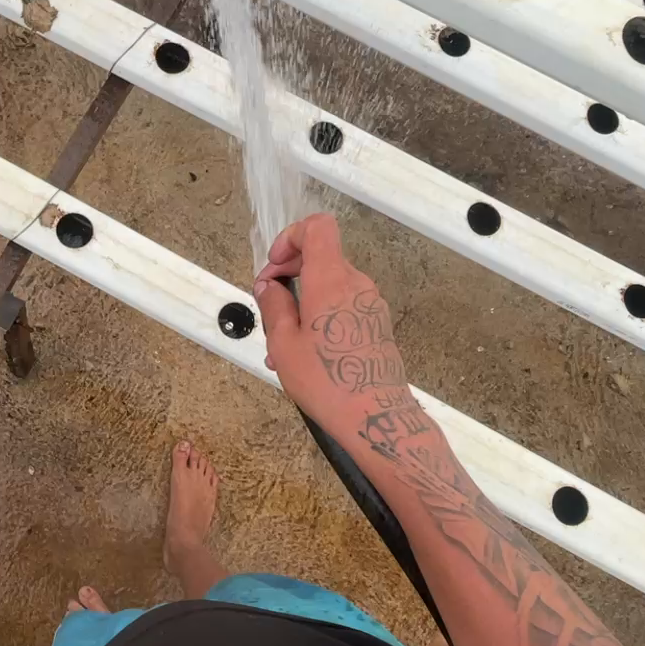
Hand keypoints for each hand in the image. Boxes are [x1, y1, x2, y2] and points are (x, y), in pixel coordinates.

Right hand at [252, 215, 426, 449]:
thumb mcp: (283, 343)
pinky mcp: (376, 324)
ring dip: (302, 301)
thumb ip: (273, 305)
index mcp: (330, 280)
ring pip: (329, 286)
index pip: (317, 228)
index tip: (274, 267)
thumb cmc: (326, 381)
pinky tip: (304, 352)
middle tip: (269, 305)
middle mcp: (355, 284)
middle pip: (321, 257)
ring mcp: (370, 304)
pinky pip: (342, 306)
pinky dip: (319, 316)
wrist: (375, 417)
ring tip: (281, 342)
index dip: (290, 237)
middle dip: (289, 274)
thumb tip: (269, 286)